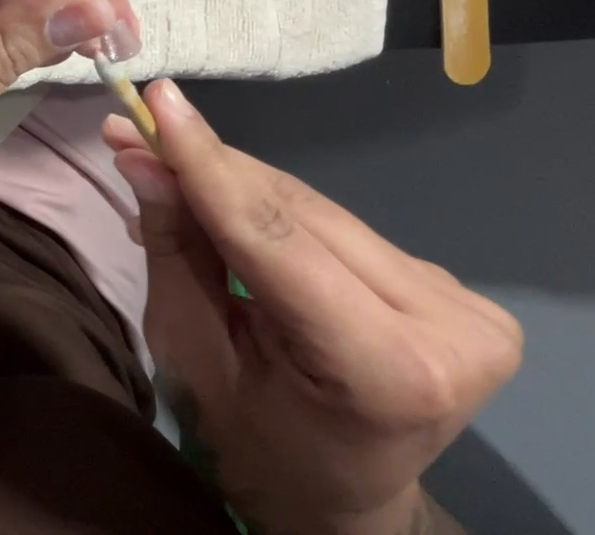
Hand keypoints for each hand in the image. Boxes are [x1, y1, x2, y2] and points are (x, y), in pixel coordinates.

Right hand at [104, 82, 522, 534]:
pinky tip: (215, 198)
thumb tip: (141, 161)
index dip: (207, 164)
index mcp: (383, 367)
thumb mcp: (191, 349)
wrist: (337, 494)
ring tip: (157, 157)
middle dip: (203, 165)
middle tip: (130, 128)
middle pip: (294, 211)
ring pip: (311, 207)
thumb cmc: (249, 437)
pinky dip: (264, 205)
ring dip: (227, 179)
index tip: (157, 100)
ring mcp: (464, 305)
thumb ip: (175, 249)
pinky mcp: (453, 288)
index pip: (277, 237)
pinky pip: (332, 223)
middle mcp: (447, 327)